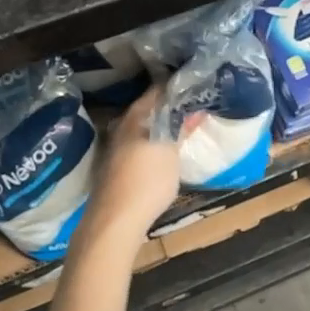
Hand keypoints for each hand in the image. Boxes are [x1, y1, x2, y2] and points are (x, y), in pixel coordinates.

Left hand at [84, 86, 181, 242]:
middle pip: (148, 110)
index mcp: (134, 116)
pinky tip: (162, 152)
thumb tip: (193, 110)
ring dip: (160, 127)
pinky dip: (152, 143)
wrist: (115, 221)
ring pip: (142, 128)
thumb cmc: (147, 181)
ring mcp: (115, 147)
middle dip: (169, 109)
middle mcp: (121, 127)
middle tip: (192, 110)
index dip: (177, 89)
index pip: (157, 91)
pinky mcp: (114, 167)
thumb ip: (181, 128)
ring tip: (181, 130)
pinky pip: (138, 145)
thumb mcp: (171, 152)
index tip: (195, 89)